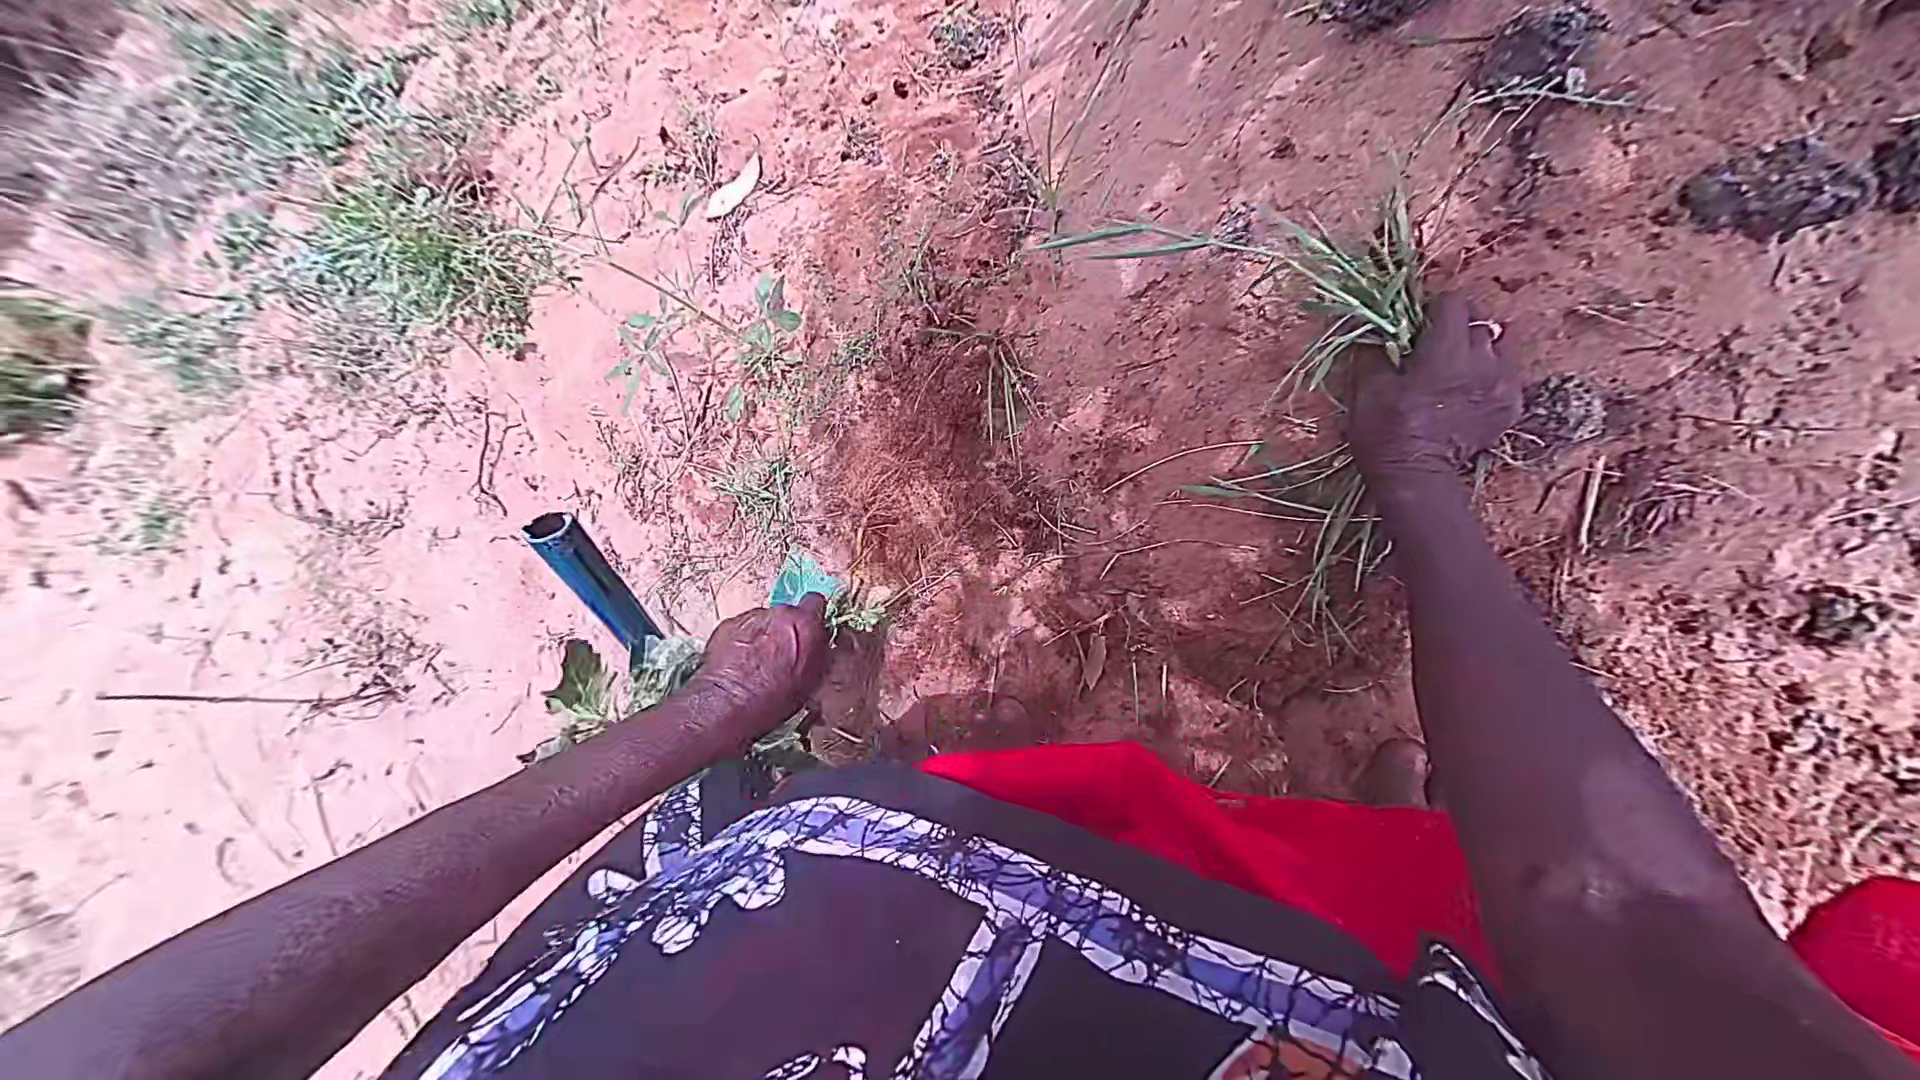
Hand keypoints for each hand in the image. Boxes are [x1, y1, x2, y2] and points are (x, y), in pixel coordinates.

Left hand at [685, 594, 829, 742]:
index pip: (815, 602)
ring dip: (762, 636)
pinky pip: (739, 629)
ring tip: (758, 664)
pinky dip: (740, 642)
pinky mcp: (727, 625)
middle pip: (785, 613)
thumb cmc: (772, 696)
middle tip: (782, 655)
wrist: (731, 704)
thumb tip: (820, 644)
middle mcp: (779, 614)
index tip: (810, 625)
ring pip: (762, 622)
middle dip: (785, 630)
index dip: (812, 615)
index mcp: (805, 623)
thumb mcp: (813, 678)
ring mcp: (751, 618)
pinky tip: (740, 664)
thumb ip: (819, 650)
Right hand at [1349, 293, 1520, 485]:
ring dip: (1475, 349)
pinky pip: (1505, 375)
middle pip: (1479, 322)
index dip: (1431, 308)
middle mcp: (1484, 362)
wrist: (1414, 478)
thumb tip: (1369, 327)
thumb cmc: (1384, 434)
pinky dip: (1486, 376)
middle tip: (1430, 346)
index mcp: (1446, 354)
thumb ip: (1372, 352)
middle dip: (1454, 327)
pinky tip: (1464, 394)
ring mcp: (1504, 384)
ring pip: (1498, 345)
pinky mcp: (1512, 405)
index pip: (1453, 304)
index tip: (1414, 323)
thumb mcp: (1366, 391)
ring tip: (1452, 369)